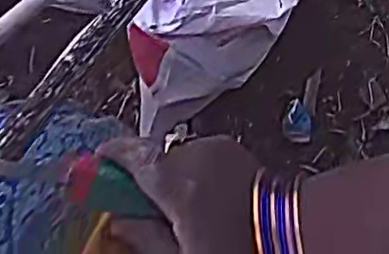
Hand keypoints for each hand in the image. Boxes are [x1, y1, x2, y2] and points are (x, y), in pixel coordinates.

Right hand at [98, 136, 260, 253]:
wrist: (291, 232)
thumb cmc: (236, 249)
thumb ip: (146, 240)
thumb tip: (118, 223)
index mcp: (175, 182)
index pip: (131, 156)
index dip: (110, 157)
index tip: (97, 162)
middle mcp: (191, 154)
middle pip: (154, 159)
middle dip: (147, 181)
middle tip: (147, 210)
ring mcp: (213, 146)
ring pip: (177, 158)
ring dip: (174, 179)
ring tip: (186, 213)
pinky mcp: (230, 146)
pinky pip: (199, 155)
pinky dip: (195, 173)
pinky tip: (207, 201)